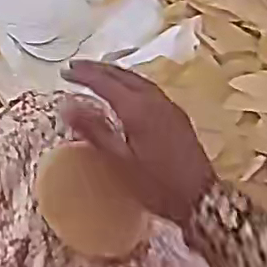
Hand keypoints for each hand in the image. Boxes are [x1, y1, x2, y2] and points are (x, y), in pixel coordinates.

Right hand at [61, 61, 215, 227]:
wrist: (201, 200)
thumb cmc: (156, 184)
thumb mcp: (119, 161)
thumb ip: (94, 130)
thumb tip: (66, 105)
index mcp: (137, 108)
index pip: (105, 82)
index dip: (83, 74)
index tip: (64, 71)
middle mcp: (154, 100)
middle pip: (121, 75)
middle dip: (97, 68)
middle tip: (75, 67)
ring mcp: (168, 105)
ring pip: (136, 79)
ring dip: (114, 73)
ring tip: (96, 74)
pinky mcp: (176, 114)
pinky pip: (147, 87)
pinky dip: (128, 81)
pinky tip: (124, 90)